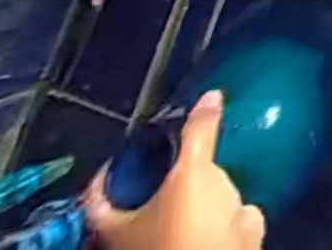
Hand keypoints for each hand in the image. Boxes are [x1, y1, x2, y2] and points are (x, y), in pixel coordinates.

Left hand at [85, 91, 265, 249]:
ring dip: (190, 178)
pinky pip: (209, 205)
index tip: (124, 149)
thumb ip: (199, 133)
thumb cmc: (186, 226)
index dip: (106, 173)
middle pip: (140, 197)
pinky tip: (234, 164)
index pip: (98, 199)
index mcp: (118, 227)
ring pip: (177, 201)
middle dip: (157, 168)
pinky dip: (219, 187)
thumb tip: (211, 95)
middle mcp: (140, 235)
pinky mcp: (209, 234)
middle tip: (176, 135)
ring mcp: (175, 235)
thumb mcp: (191, 171)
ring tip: (209, 143)